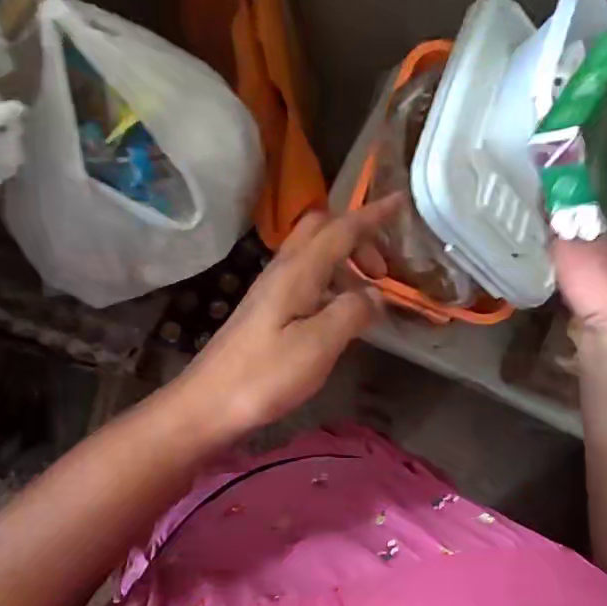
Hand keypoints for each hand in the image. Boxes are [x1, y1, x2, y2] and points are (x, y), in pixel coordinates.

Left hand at [172, 198, 398, 434]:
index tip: (400, 201)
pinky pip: (305, 278)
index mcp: (296, 272)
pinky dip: (330, 281)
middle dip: (357, 236)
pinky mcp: (265, 310)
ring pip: (312, 254)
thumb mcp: (318, 346)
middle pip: (320, 230)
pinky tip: (338, 312)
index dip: (372, 215)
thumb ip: (351, 313)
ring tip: (369, 293)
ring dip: (344, 260)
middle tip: (383, 268)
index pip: (340, 229)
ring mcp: (270, 290)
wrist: (207, 404)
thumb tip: (373, 294)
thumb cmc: (264, 376)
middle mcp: (281, 271)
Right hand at [551, 73, 606, 351]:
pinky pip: (548, 183)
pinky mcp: (555, 216)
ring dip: (563, 128)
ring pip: (574, 154)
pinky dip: (541, 162)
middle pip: (603, 133)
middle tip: (568, 63)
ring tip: (544, 87)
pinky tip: (529, 132)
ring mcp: (585, 197)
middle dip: (590, 103)